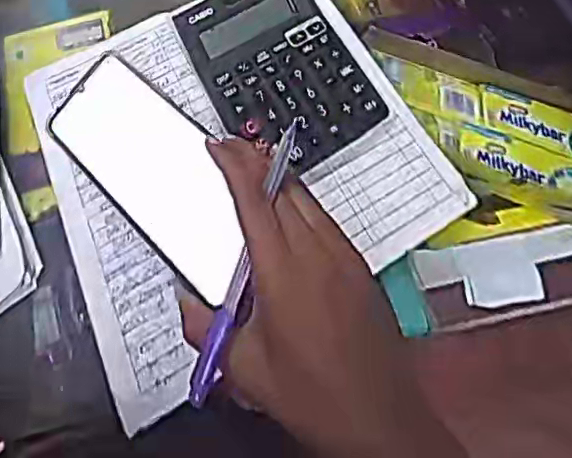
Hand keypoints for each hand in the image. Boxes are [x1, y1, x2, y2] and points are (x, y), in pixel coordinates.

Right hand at [179, 139, 461, 457]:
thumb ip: (207, 331)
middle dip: (252, 158)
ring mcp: (342, 256)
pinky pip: (324, 216)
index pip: (254, 196)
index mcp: (281, 271)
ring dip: (277, 175)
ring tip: (255, 168)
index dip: (234, 163)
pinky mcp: (358, 266)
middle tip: (231, 148)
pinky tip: (289, 209)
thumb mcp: (246, 370)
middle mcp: (315, 254)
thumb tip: (186, 306)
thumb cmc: (322, 400)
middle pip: (281, 184)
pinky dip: (300, 199)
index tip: (219, 147)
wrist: (384, 425)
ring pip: (305, 195)